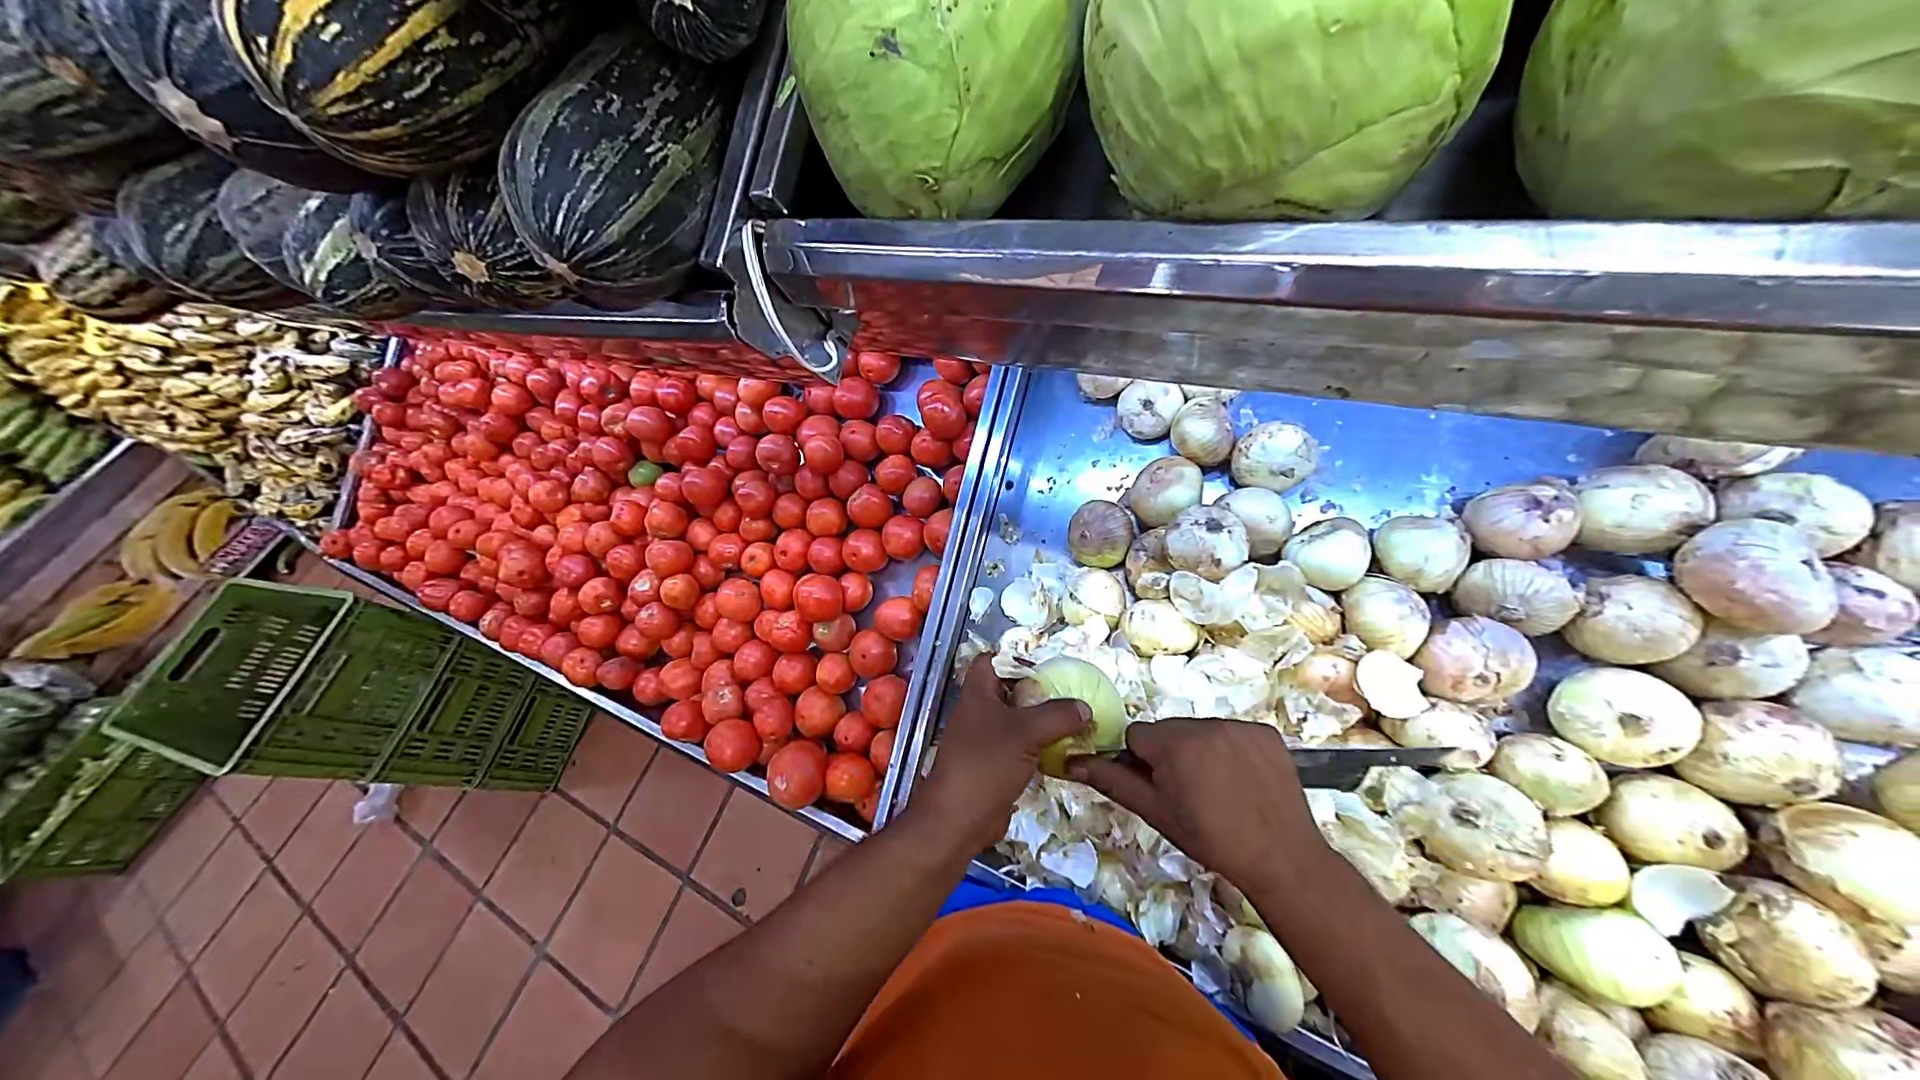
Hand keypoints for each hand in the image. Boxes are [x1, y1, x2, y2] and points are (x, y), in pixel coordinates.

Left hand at [910, 655, 1090, 852]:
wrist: (960, 817)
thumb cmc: (986, 763)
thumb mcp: (1026, 732)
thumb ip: (1057, 716)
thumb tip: (1084, 708)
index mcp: (977, 693)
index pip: (991, 661)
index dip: (1015, 660)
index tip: (1045, 670)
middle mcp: (978, 712)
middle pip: (1009, 691)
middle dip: (1037, 693)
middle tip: (1067, 697)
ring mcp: (984, 740)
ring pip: (1017, 722)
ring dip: (1041, 723)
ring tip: (1072, 724)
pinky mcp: (994, 765)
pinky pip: (1020, 747)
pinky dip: (1038, 748)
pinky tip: (1062, 753)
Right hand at [1068, 718, 1327, 890]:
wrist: (1282, 859)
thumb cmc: (1210, 839)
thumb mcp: (1155, 812)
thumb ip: (1112, 781)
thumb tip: (1071, 762)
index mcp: (1174, 742)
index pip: (1137, 736)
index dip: (1143, 763)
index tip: (1161, 789)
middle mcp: (1206, 723)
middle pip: (1168, 731)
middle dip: (1170, 755)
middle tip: (1189, 793)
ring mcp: (1240, 726)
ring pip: (1199, 730)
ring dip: (1199, 751)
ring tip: (1217, 789)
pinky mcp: (1266, 732)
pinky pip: (1232, 732)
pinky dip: (1231, 751)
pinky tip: (1241, 781)